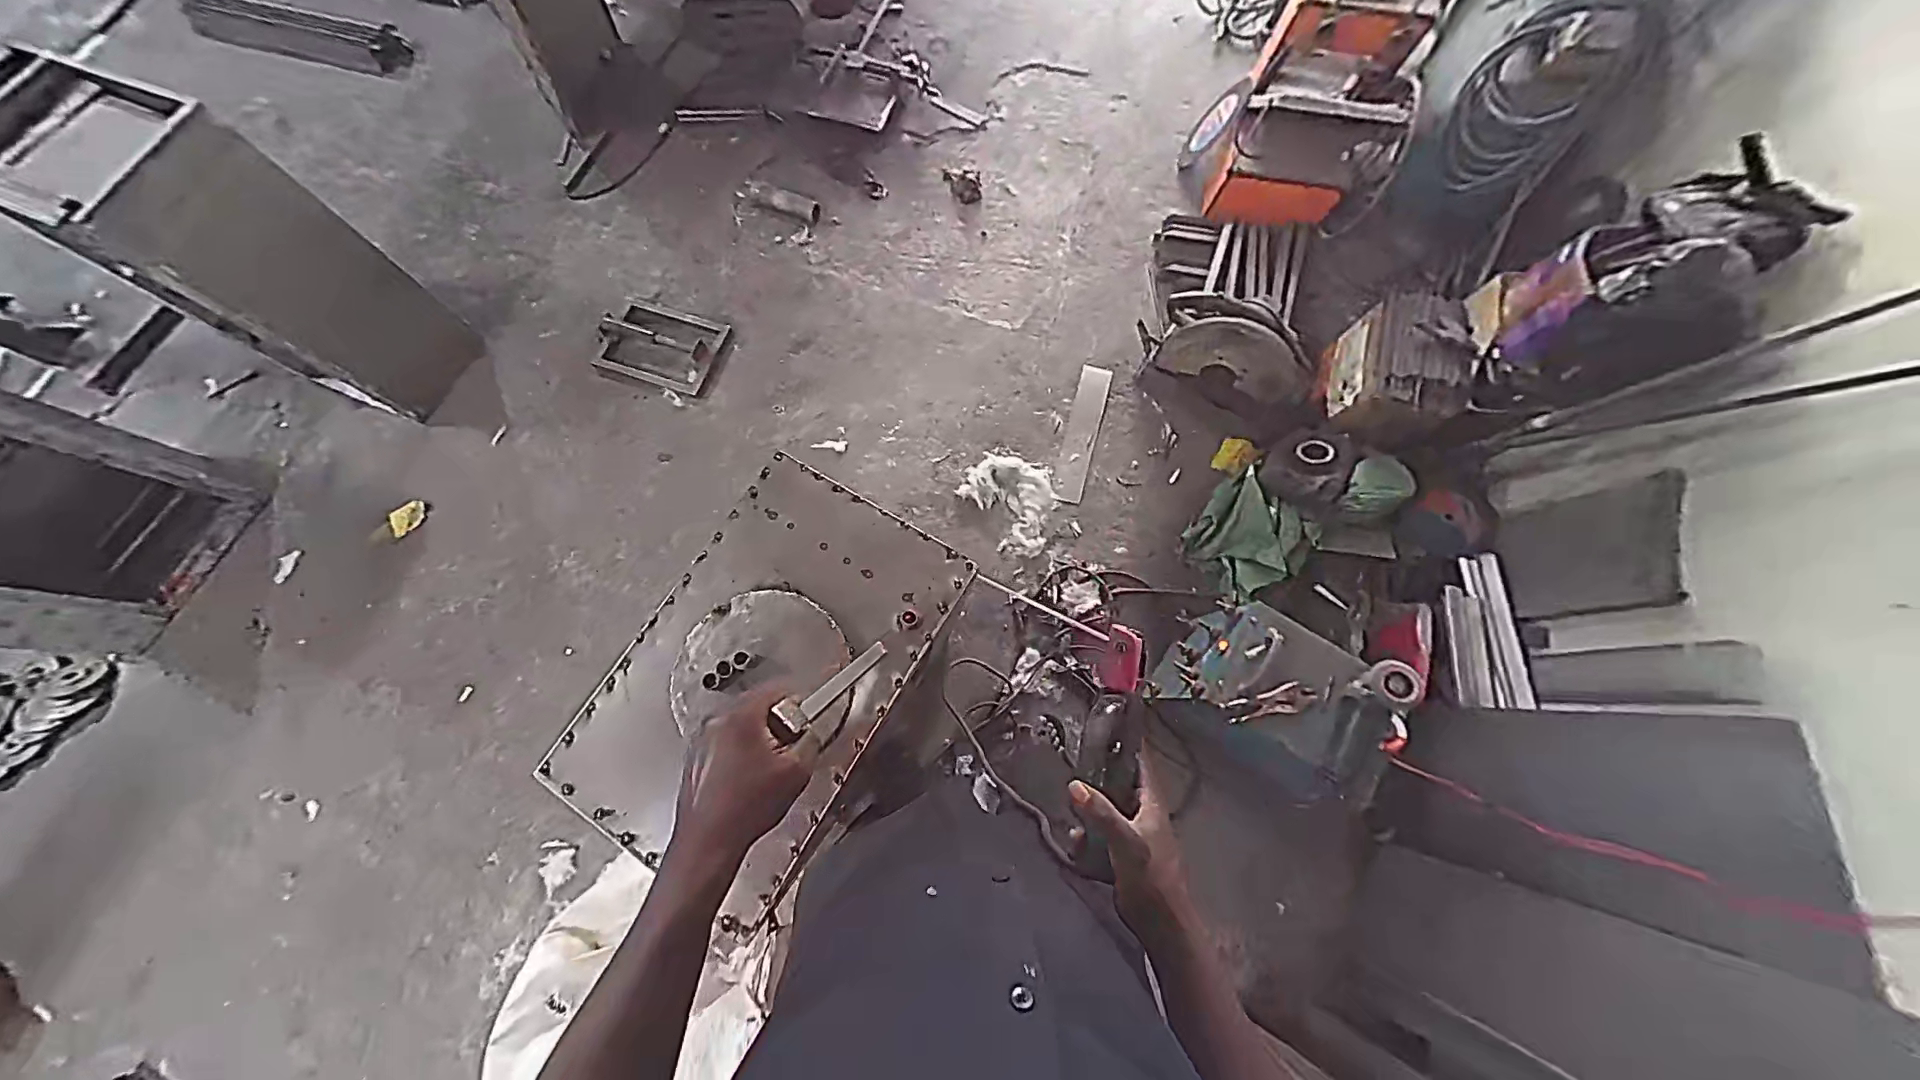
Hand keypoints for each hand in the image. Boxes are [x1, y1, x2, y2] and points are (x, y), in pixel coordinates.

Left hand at [672, 685, 819, 863]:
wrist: (708, 842)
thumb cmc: (743, 810)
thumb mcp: (796, 771)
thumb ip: (811, 740)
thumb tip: (814, 731)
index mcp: (740, 717)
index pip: (778, 689)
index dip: (801, 700)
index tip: (811, 707)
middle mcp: (716, 723)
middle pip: (759, 705)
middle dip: (781, 721)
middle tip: (794, 743)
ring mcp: (702, 740)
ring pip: (742, 724)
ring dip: (761, 737)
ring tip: (771, 765)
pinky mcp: (697, 758)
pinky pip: (726, 742)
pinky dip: (742, 752)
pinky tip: (751, 778)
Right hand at [1069, 752, 1195, 941]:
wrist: (1161, 924)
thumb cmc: (1152, 876)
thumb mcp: (1126, 840)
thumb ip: (1102, 813)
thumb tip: (1074, 785)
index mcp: (1151, 802)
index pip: (1141, 761)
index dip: (1128, 740)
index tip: (1107, 721)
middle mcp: (1143, 811)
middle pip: (1120, 782)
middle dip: (1099, 772)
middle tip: (1075, 759)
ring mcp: (1132, 832)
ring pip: (1107, 807)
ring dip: (1089, 806)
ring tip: (1069, 801)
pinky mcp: (1121, 852)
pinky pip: (1100, 834)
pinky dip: (1087, 834)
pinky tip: (1075, 839)